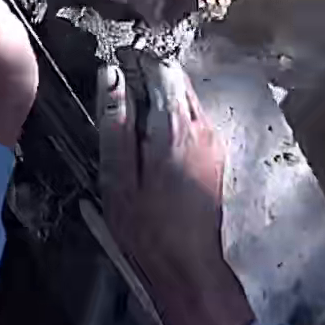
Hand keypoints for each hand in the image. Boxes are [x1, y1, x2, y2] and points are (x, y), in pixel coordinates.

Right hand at [98, 56, 252, 324]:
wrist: (189, 265)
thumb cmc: (147, 225)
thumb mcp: (117, 173)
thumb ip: (114, 120)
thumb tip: (109, 74)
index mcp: (174, 128)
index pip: (162, 68)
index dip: (137, 59)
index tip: (115, 63)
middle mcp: (201, 127)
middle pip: (177, 76)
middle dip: (148, 72)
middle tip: (118, 86)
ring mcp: (212, 139)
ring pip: (186, 93)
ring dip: (159, 90)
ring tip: (130, 109)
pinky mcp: (215, 151)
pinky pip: (192, 113)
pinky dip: (170, 109)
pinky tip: (150, 132)